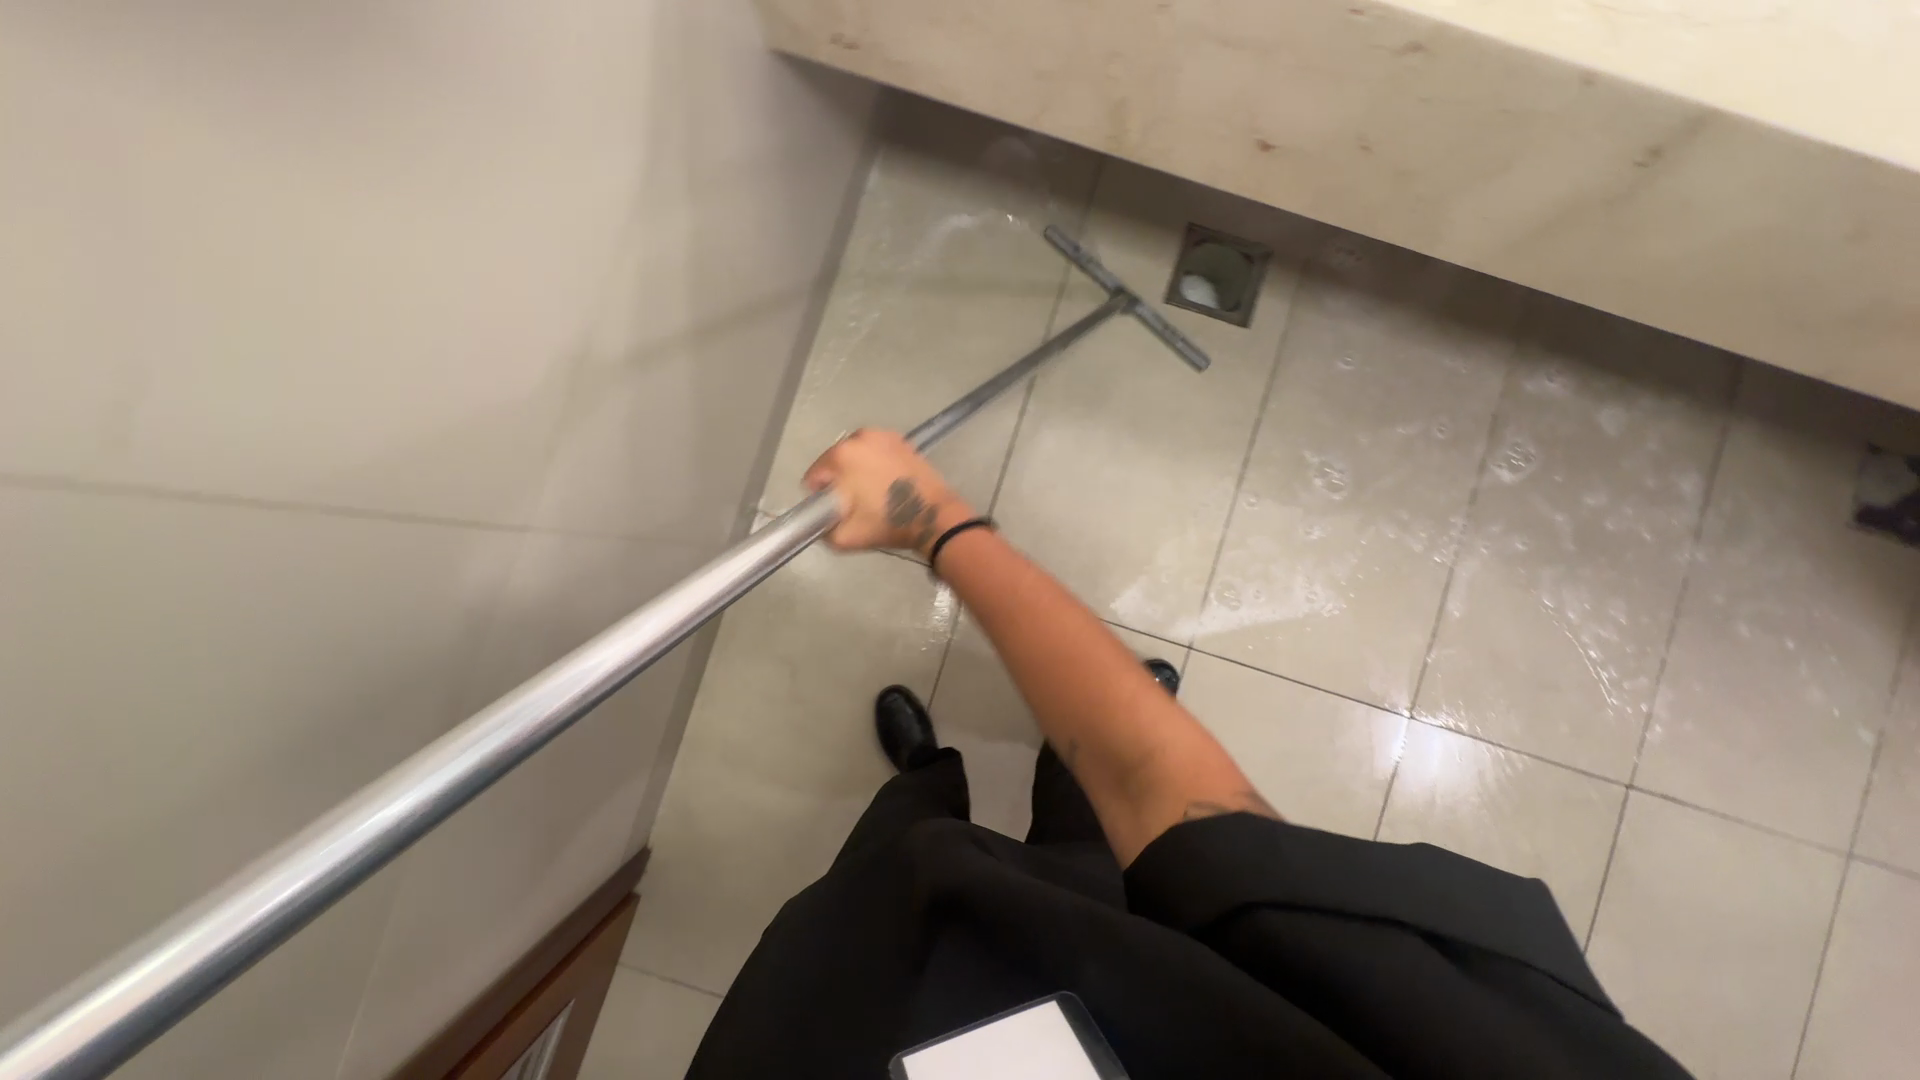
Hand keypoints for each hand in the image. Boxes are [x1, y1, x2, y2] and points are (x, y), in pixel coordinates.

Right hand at [803, 429, 974, 556]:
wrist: (933, 516)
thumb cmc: (887, 523)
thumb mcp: (844, 537)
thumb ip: (822, 529)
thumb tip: (821, 521)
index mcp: (841, 455)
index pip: (814, 477)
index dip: (820, 497)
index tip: (836, 510)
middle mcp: (859, 437)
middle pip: (835, 463)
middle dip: (840, 481)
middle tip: (856, 504)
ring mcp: (883, 435)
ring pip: (856, 456)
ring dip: (857, 471)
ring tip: (873, 493)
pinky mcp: (901, 440)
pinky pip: (876, 452)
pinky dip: (876, 464)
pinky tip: (887, 483)